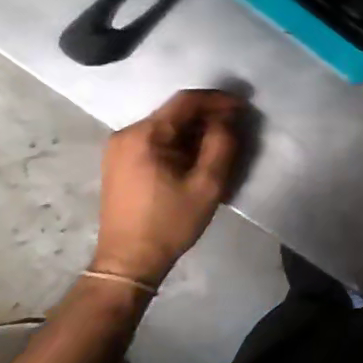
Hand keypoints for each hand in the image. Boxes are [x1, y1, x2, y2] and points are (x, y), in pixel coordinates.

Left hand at [91, 89, 246, 284]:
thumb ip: (221, 143)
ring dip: (195, 130)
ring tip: (219, 144)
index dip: (218, 100)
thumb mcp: (207, 184)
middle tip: (235, 128)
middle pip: (175, 112)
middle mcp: (126, 134)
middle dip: (208, 116)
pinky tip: (196, 157)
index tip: (243, 108)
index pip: (186, 101)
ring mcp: (119, 148)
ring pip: (167, 125)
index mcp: (144, 135)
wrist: (127, 263)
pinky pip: (156, 139)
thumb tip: (226, 118)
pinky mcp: (120, 162)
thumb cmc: (169, 223)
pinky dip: (180, 141)